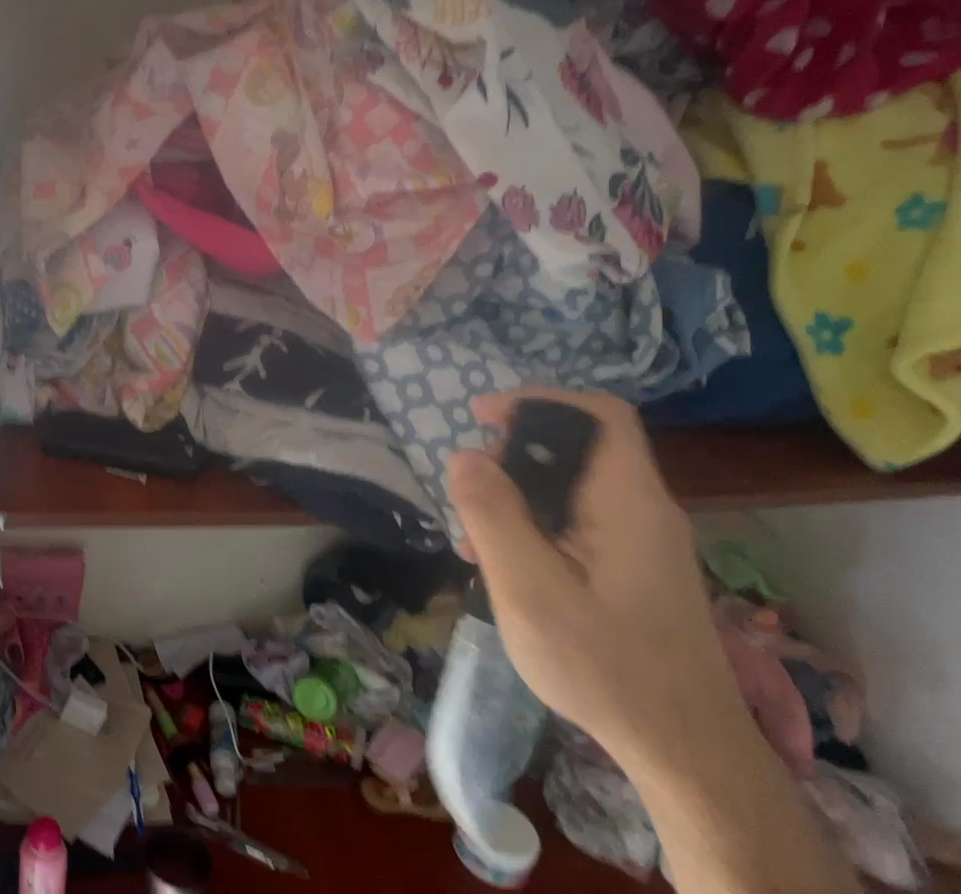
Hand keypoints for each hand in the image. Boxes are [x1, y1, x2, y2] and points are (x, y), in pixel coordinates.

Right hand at [447, 389, 742, 763]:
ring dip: (517, 500)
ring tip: (473, 542)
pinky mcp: (635, 570)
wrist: (681, 744)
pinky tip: (504, 568)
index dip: (539, 402)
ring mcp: (642, 543)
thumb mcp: (529, 589)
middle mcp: (643, 511)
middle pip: (579, 450)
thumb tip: (464, 455)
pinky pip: (579, 525)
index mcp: (628, 504)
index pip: (599, 415)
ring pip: (573, 491)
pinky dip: (535, 528)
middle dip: (513, 458)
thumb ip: (495, 517)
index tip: (481, 418)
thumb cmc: (604, 664)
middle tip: (468, 495)